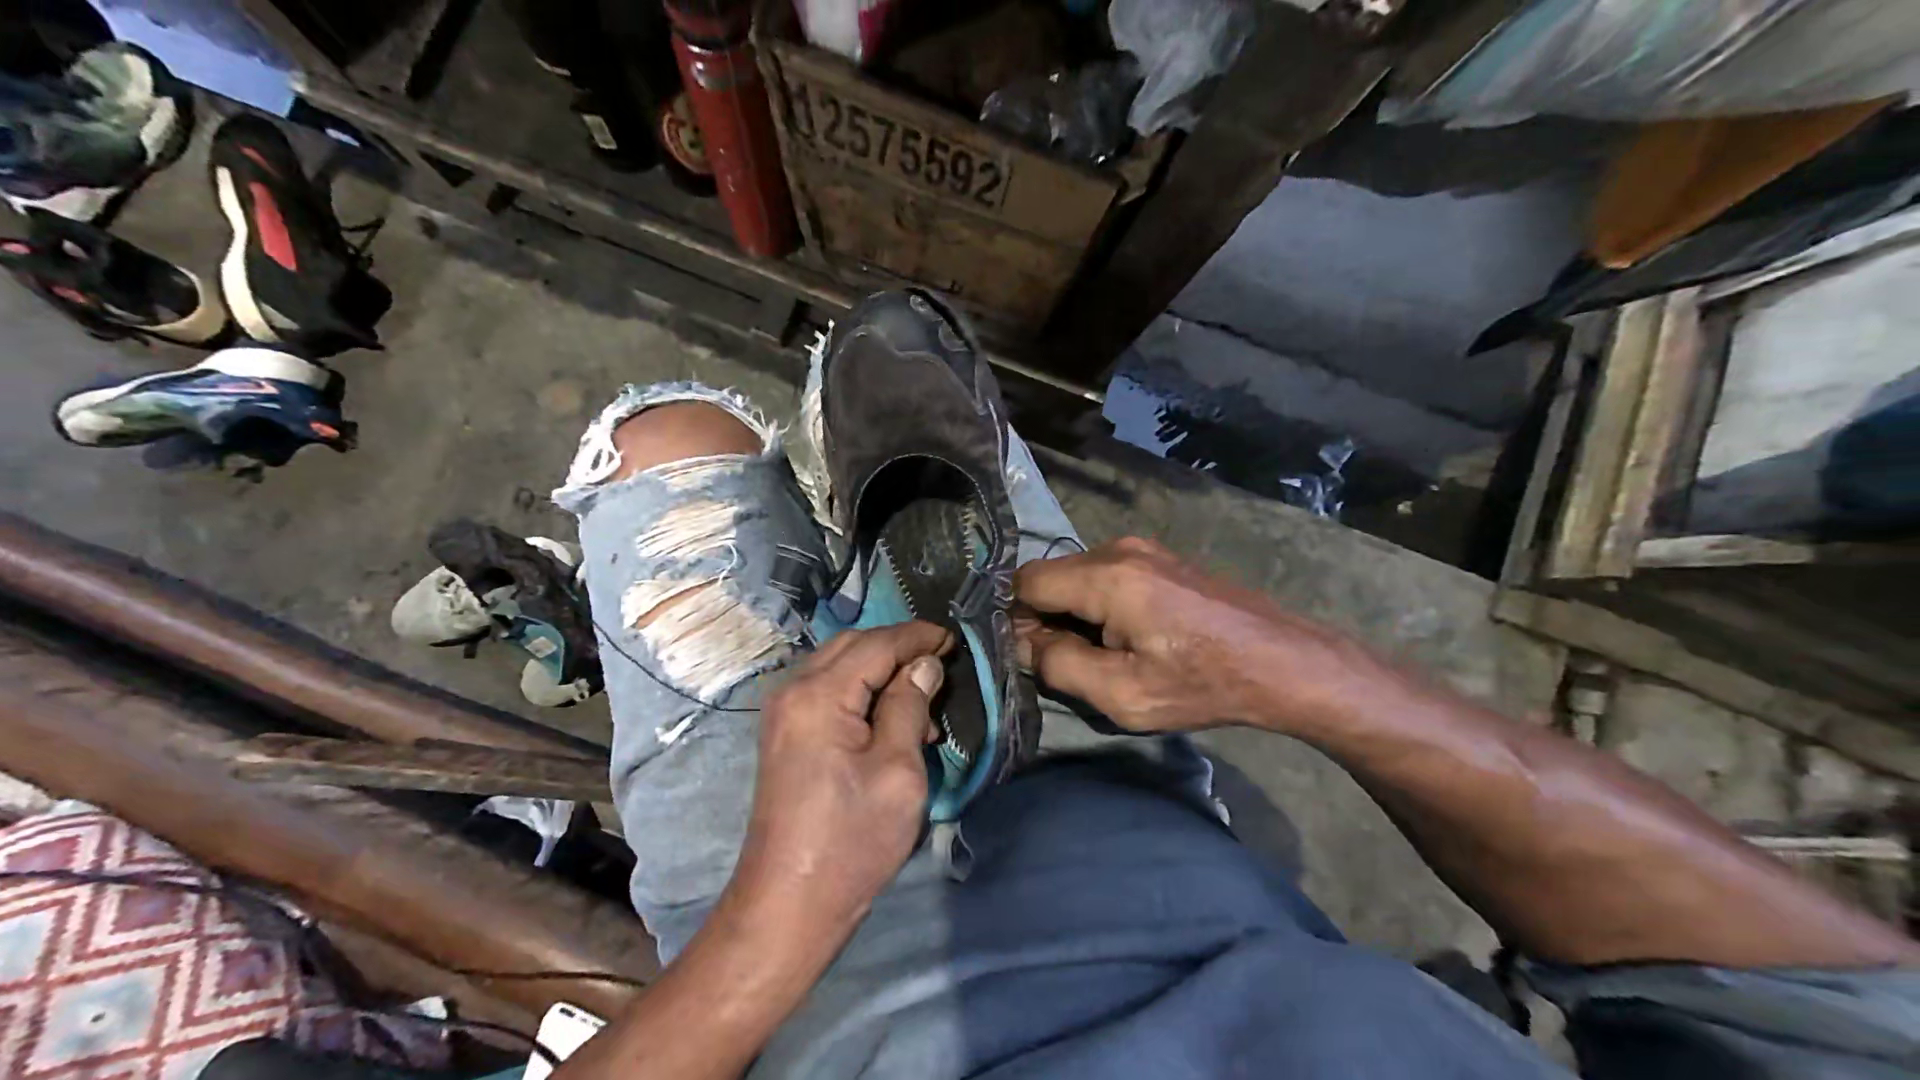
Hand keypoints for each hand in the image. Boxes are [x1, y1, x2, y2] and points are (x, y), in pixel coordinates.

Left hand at [727, 622, 949, 937]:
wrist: (789, 904)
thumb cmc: (852, 840)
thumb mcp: (898, 771)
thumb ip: (909, 705)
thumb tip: (924, 664)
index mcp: (819, 695)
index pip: (877, 644)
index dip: (918, 637)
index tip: (954, 639)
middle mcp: (793, 691)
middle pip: (853, 646)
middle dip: (899, 648)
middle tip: (941, 663)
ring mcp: (783, 713)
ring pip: (839, 666)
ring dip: (881, 672)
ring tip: (923, 705)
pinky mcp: (785, 735)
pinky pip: (828, 692)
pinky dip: (861, 692)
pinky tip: (891, 722)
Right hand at [1013, 537, 1370, 735]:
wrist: (1281, 661)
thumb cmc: (1203, 684)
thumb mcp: (1124, 694)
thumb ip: (1059, 665)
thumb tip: (1022, 642)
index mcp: (1107, 577)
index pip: (1024, 582)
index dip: (1016, 620)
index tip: (1031, 656)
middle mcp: (1117, 549)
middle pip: (1048, 576)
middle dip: (1042, 617)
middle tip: (1064, 662)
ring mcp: (1140, 548)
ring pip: (1074, 576)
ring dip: (1070, 612)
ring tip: (1098, 654)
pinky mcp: (1156, 557)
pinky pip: (1101, 575)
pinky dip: (1094, 604)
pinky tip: (1122, 636)